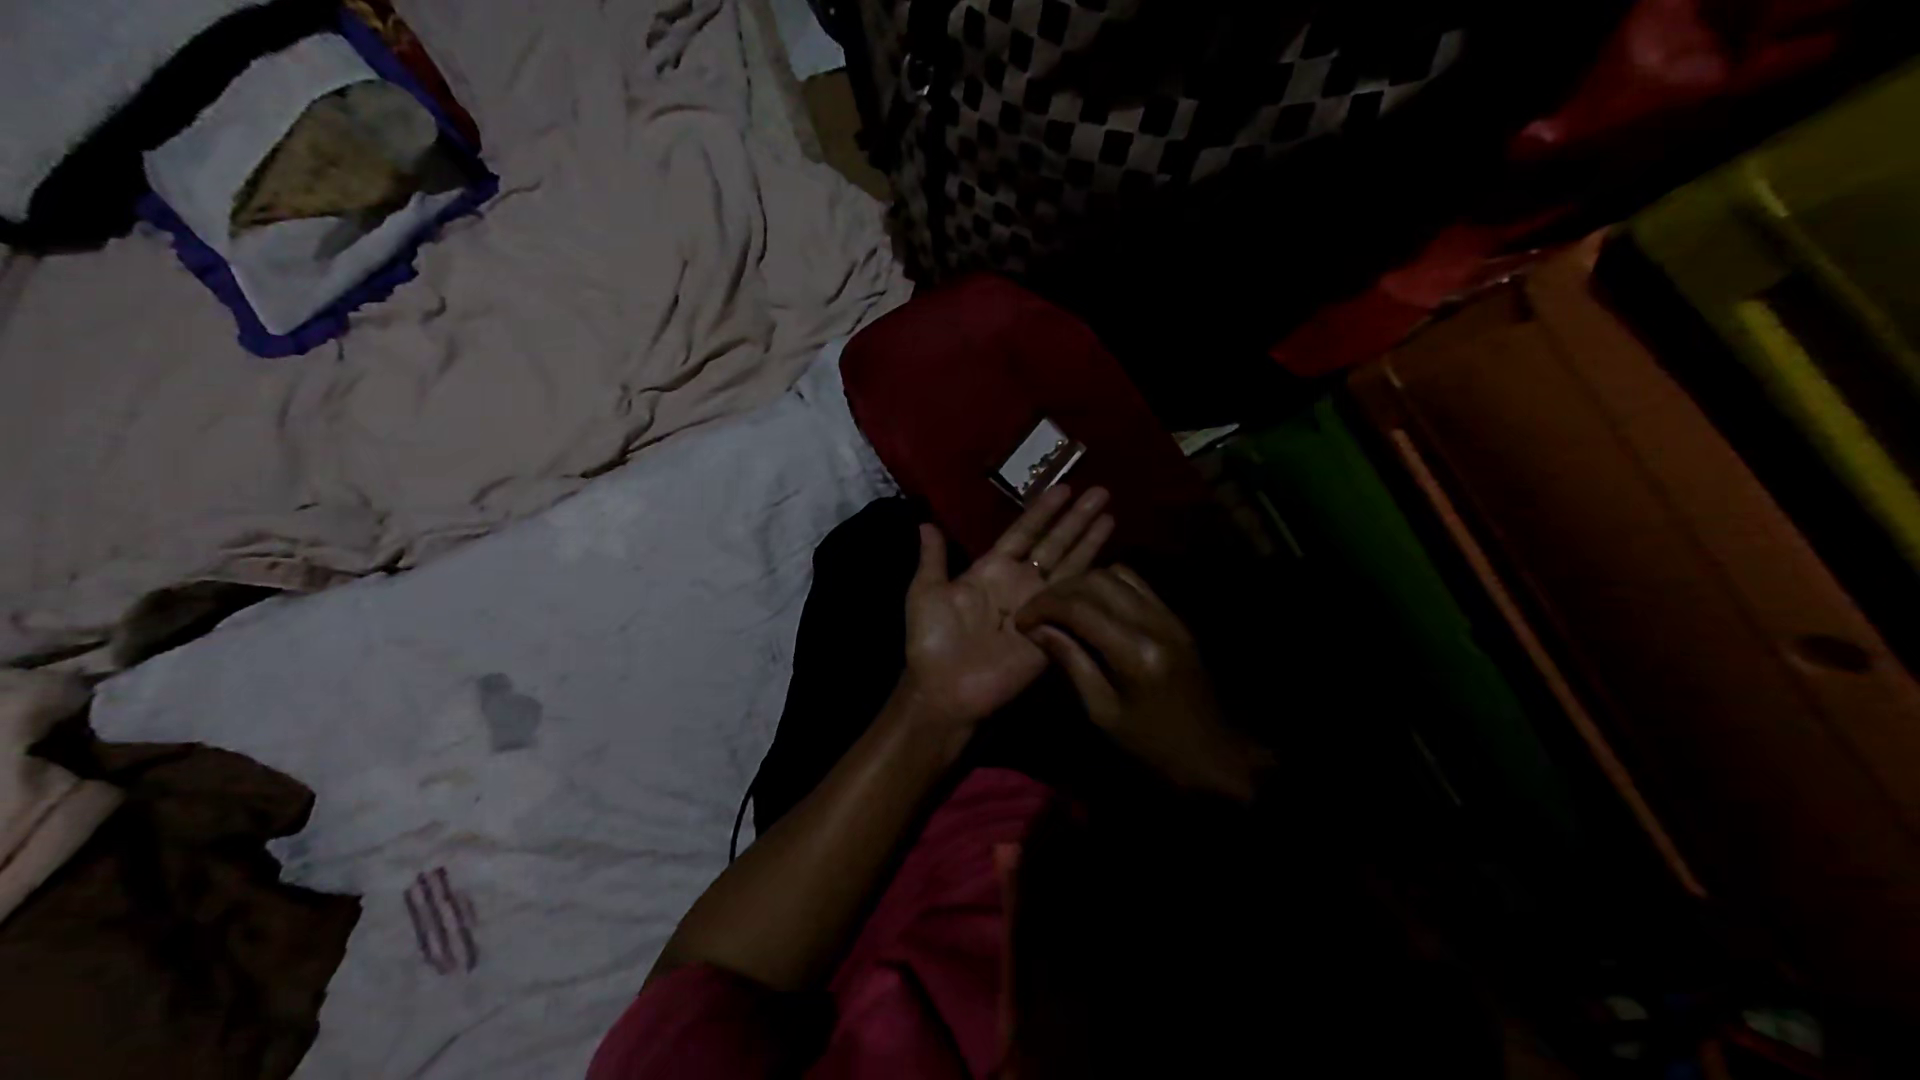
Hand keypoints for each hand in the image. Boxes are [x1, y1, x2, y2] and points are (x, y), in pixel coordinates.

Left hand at [897, 485, 1113, 733]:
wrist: (945, 686)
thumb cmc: (932, 639)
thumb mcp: (926, 591)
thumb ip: (933, 558)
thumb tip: (925, 522)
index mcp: (991, 570)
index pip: (1024, 532)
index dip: (1043, 511)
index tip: (1063, 488)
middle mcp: (1020, 583)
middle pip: (1054, 543)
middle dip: (1077, 518)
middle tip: (1101, 492)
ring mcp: (1039, 606)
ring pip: (1070, 565)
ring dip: (1090, 541)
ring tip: (1110, 514)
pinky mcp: (1053, 630)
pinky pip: (1074, 602)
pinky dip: (1092, 582)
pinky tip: (1111, 562)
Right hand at [1016, 566, 1268, 802]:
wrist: (1214, 753)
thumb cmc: (1152, 745)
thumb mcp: (1102, 711)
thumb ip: (1071, 662)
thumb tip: (1038, 629)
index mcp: (1134, 652)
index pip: (1078, 608)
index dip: (1043, 607)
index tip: (1020, 620)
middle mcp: (1153, 622)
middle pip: (1097, 581)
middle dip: (1059, 591)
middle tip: (1036, 612)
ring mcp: (1169, 616)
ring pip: (1118, 574)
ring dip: (1084, 584)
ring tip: (1062, 607)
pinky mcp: (1175, 618)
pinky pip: (1137, 584)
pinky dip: (1108, 587)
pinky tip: (1093, 608)